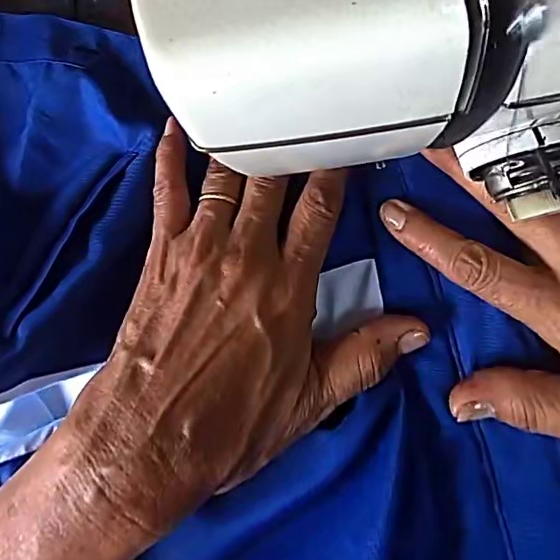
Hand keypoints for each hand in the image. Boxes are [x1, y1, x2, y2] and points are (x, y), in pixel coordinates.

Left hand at [54, 118, 429, 543]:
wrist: (141, 448)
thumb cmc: (229, 424)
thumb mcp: (311, 398)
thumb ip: (366, 355)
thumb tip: (418, 331)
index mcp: (288, 285)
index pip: (320, 208)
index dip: (335, 169)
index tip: (346, 142)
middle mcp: (246, 257)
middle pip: (274, 181)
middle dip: (293, 144)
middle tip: (306, 114)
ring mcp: (200, 250)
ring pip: (227, 178)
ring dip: (244, 144)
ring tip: (258, 110)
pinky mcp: (162, 256)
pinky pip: (167, 194)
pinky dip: (172, 159)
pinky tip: (176, 130)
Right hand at [379, 134, 559, 559]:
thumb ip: (532, 403)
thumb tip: (466, 398)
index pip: (484, 270)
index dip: (432, 239)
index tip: (398, 211)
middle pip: (514, 203)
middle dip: (463, 166)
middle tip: (428, 133)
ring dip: (513, 145)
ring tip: (478, 118)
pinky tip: (559, 123)